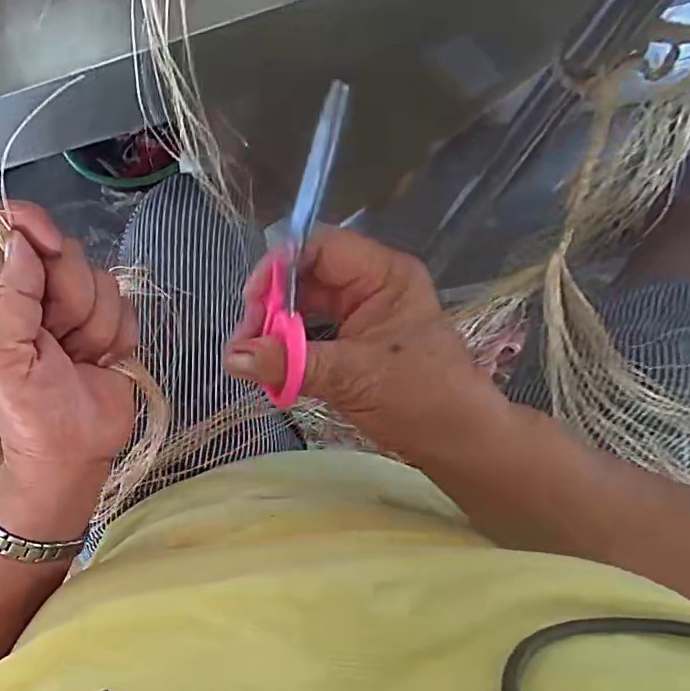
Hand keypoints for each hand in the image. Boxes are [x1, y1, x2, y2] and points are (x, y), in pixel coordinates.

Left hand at [0, 202, 138, 488]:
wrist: (73, 453)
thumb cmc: (27, 411)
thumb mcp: (2, 358)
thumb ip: (9, 297)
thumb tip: (19, 240)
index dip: (23, 224)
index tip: (44, 247)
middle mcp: (35, 293)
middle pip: (61, 249)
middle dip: (67, 296)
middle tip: (57, 338)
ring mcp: (76, 308)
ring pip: (99, 277)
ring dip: (92, 325)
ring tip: (77, 359)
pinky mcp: (111, 324)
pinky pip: (126, 304)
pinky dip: (117, 337)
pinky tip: (101, 361)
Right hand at [223, 228, 510, 459]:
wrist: (455, 441)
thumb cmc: (422, 398)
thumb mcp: (353, 377)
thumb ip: (291, 364)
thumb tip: (234, 358)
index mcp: (382, 277)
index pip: (320, 249)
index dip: (279, 268)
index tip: (251, 304)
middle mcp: (366, 288)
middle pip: (301, 279)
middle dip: (268, 307)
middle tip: (244, 344)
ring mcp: (354, 317)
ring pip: (297, 310)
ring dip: (270, 332)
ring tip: (249, 360)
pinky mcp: (344, 345)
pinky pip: (302, 337)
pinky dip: (281, 352)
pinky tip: (266, 370)